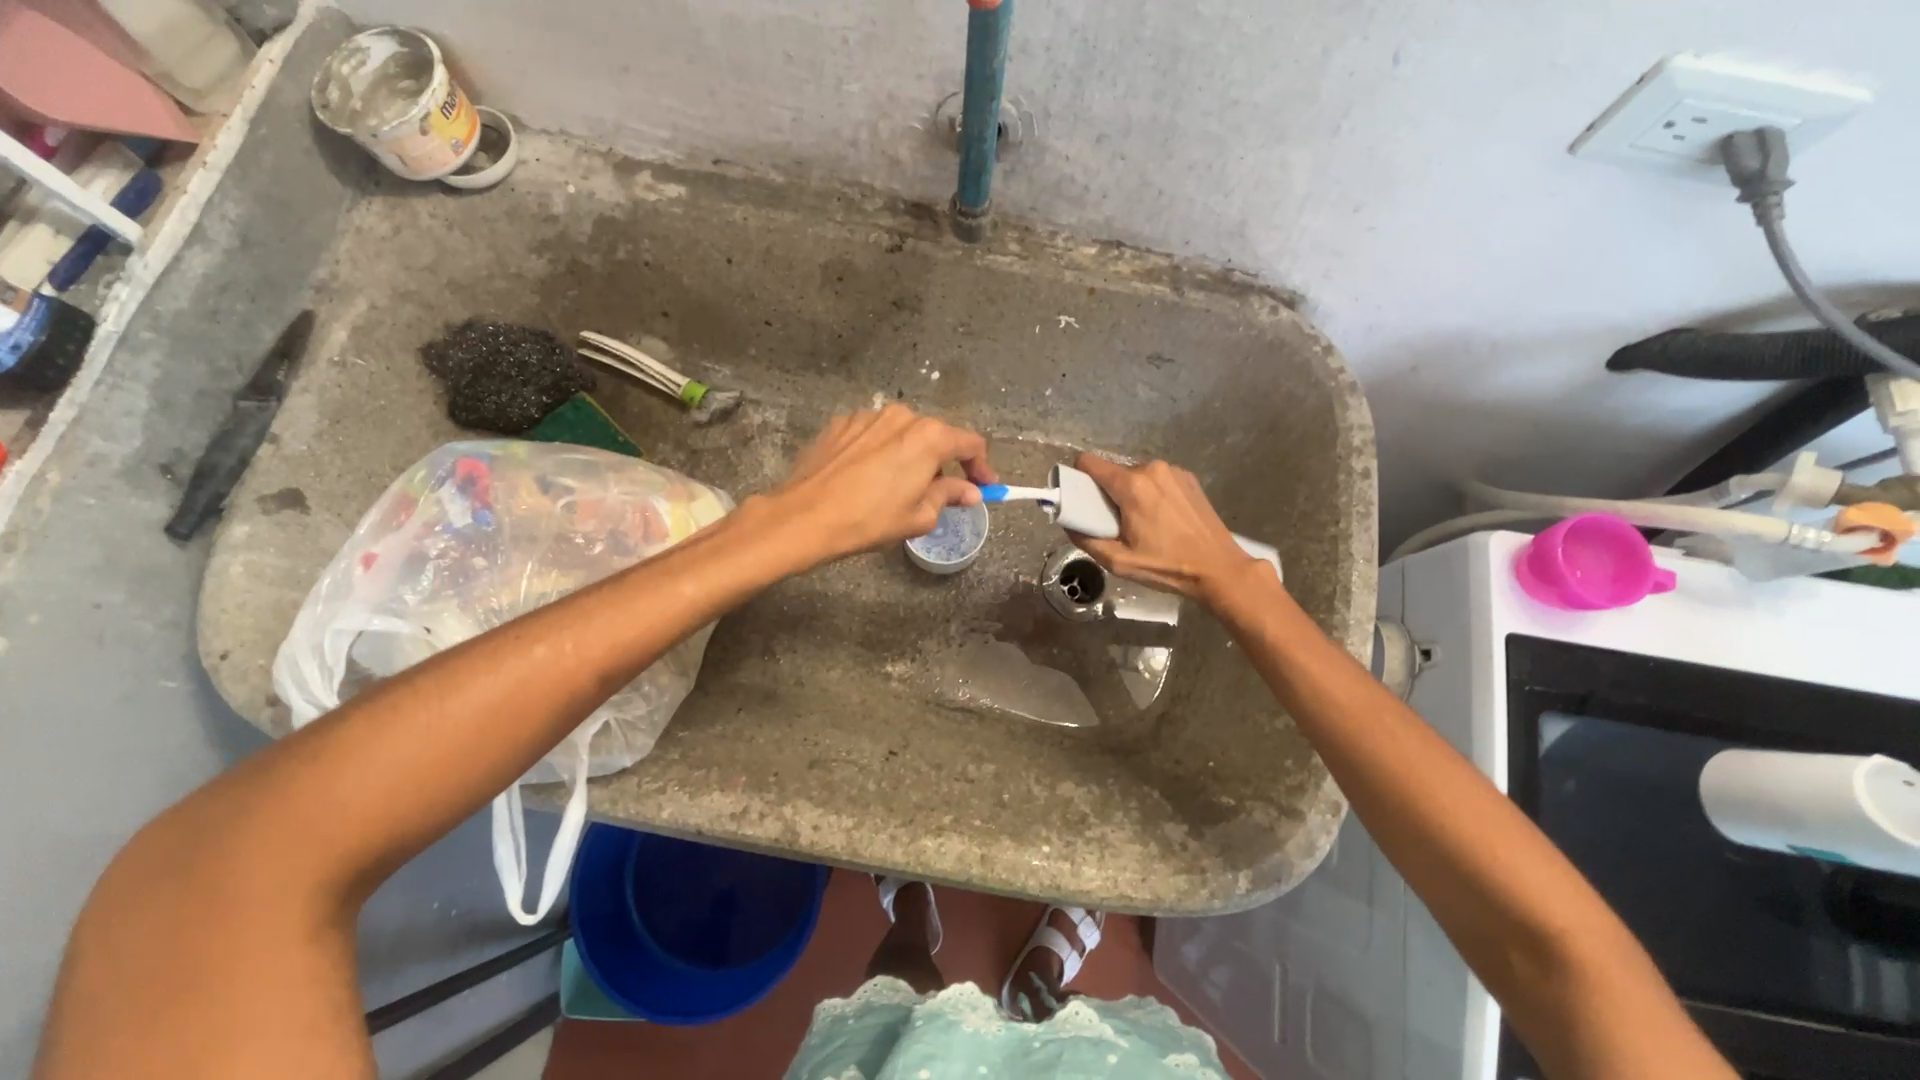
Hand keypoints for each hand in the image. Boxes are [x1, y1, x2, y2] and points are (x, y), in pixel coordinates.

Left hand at [764, 404, 997, 564]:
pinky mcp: (840, 424)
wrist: (806, 516)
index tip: (984, 486)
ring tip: (899, 486)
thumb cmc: (870, 519)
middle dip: (943, 462)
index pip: (970, 443)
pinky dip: (880, 452)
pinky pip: (872, 436)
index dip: (981, 466)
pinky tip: (868, 478)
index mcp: (929, 436)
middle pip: (935, 435)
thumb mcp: (919, 515)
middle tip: (941, 491)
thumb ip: (949, 495)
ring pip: (901, 434)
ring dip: (909, 455)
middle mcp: (901, 416)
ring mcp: (867, 416)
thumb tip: (969, 491)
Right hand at [1069, 453, 1266, 605]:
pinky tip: (1163, 518)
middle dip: (1108, 494)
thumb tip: (1069, 525)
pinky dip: (1152, 494)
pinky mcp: (1189, 478)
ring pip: (1136, 476)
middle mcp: (1151, 469)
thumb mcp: (1119, 562)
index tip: (1082, 500)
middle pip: (1113, 473)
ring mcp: (1173, 471)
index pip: (1089, 463)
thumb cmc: (1167, 567)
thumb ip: (1087, 540)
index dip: (1079, 478)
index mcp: (1132, 485)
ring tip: (1143, 523)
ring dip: (1131, 494)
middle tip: (1116, 523)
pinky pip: (1157, 480)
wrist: (1218, 568)